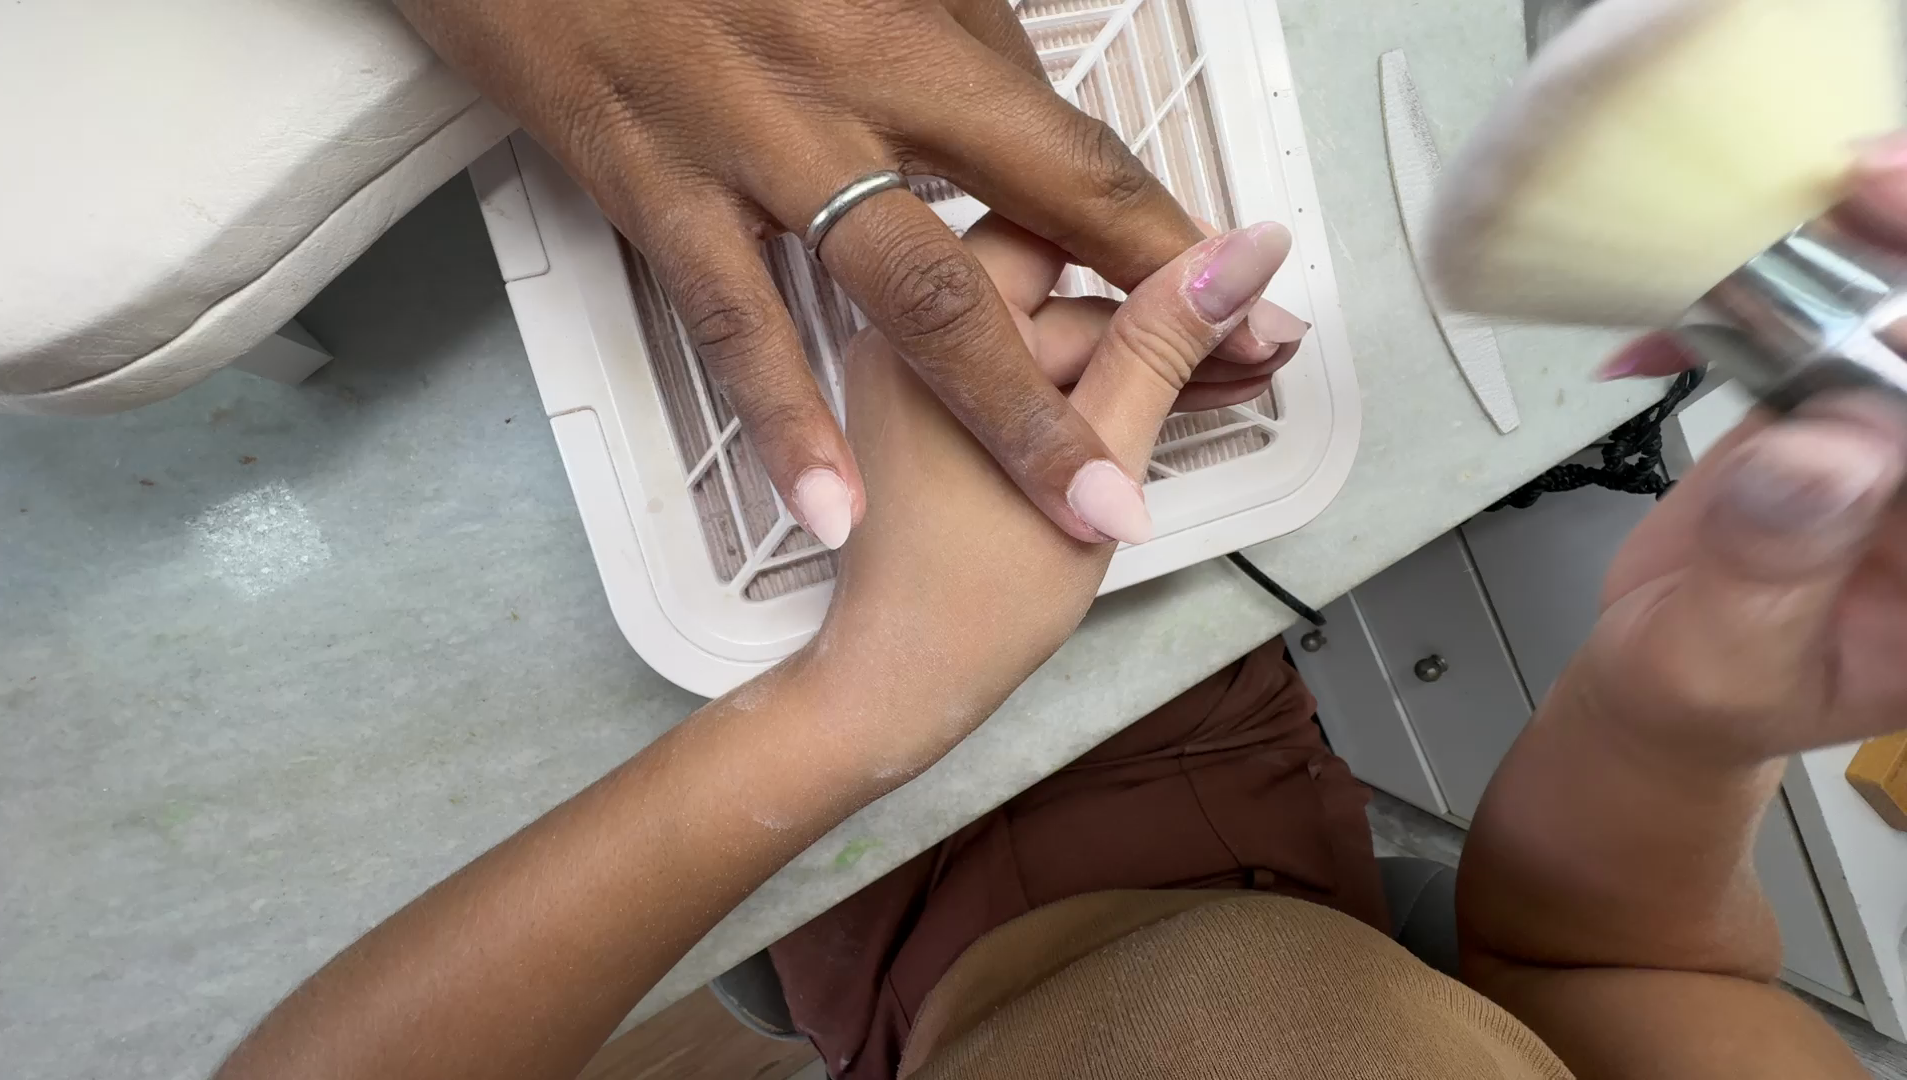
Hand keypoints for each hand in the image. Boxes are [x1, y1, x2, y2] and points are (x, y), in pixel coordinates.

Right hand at [393, 0, 1305, 548]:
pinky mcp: (662, 197)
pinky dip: (790, 426)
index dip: (1171, 241)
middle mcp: (856, 86)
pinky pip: (737, 328)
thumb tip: (1027, 134)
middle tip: (1235, 400)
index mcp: (915, 25)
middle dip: (1140, 330)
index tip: (1252, 309)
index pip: (1077, 155)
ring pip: (910, 299)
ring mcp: (760, 150)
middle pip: (1032, 231)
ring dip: (1008, 415)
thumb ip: (949, 52)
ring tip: (1087, 510)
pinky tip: (838, 516)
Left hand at [813, 215, 1291, 768]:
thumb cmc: (986, 591)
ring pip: (1053, 351)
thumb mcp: (1095, 460)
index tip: (1255, 295)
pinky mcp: (938, 419)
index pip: (1062, 235)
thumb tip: (1250, 247)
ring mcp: (921, 378)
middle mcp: (909, 330)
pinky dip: (1094, 403)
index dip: (1167, 259)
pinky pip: (1025, 389)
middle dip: (1172, 330)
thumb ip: (1164, 348)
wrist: (903, 683)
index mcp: (926, 320)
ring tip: (1248, 379)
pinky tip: (1173, 403)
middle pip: (1066, 300)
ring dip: (1146, 369)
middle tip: (1272, 351)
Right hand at [1565, 133, 1906, 762]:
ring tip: (1708, 278)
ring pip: (1901, 312)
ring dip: (1818, 267)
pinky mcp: (1843, 413)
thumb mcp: (1723, 654)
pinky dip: (1737, 314)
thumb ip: (1768, 566)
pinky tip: (1671, 335)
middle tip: (1842, 187)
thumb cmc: (1702, 685)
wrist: (1665, 672)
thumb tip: (1821, 453)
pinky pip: (1824, 331)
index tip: (1895, 214)